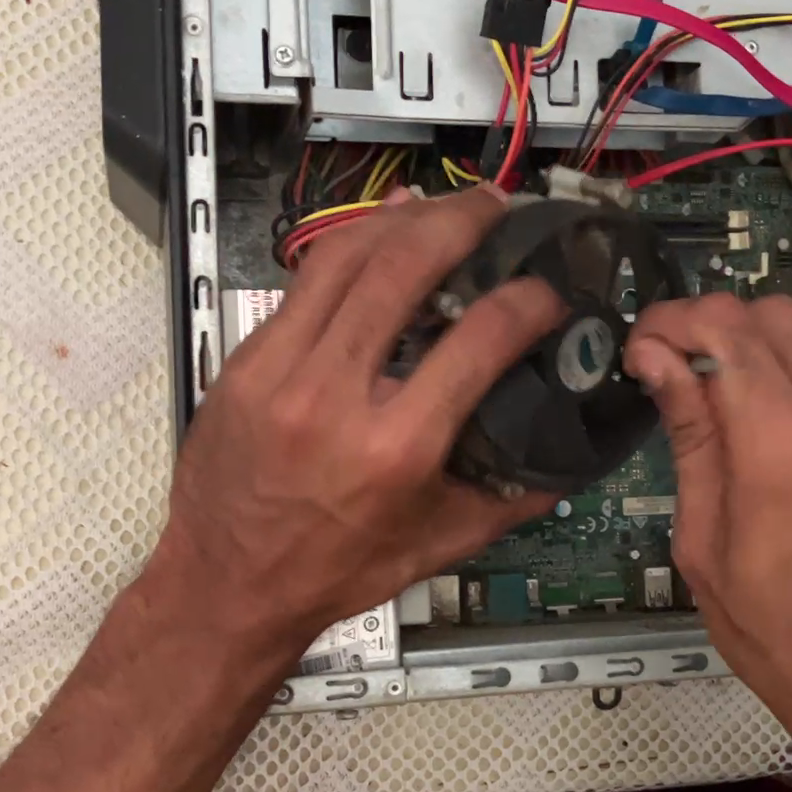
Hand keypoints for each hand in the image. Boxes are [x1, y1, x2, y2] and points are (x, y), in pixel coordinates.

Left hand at [156, 187, 564, 651]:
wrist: (225, 587)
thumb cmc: (337, 572)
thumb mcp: (442, 543)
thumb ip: (512, 498)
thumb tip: (566, 463)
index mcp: (397, 447)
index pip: (479, 339)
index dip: (528, 301)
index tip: (549, 292)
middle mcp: (335, 395)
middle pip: (403, 269)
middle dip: (461, 222)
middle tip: (498, 205)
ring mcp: (280, 368)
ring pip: (345, 255)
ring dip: (404, 216)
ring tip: (444, 204)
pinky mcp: (247, 359)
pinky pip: (305, 279)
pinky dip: (351, 242)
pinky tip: (383, 230)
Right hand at [623, 294, 791, 743]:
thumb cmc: (783, 641)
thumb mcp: (706, 549)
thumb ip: (691, 439)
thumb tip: (657, 361)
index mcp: (785, 454)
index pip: (726, 332)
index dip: (673, 321)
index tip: (645, 346)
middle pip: (774, 314)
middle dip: (715, 325)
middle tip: (683, 367)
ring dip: (773, 330)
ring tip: (742, 374)